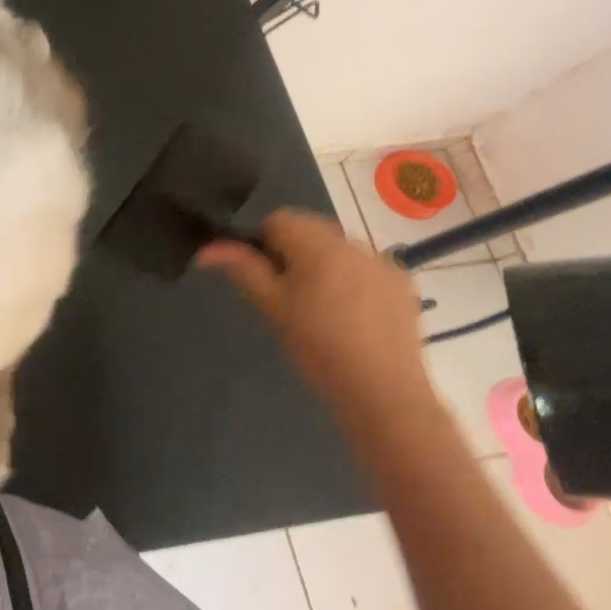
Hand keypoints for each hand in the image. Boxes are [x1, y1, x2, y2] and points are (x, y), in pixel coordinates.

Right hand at [196, 209, 430, 423]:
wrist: (381, 390)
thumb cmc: (317, 346)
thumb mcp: (271, 306)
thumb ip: (242, 269)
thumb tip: (207, 248)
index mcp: (319, 245)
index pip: (279, 219)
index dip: (263, 243)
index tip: (263, 278)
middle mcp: (354, 244)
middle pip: (311, 231)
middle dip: (294, 254)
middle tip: (288, 297)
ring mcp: (384, 264)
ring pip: (339, 250)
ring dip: (323, 266)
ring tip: (321, 311)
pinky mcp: (403, 286)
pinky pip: (366, 269)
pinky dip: (352, 282)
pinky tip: (352, 318)